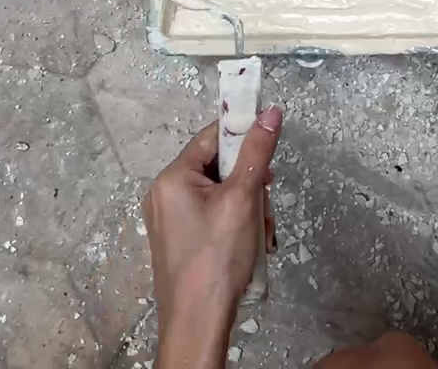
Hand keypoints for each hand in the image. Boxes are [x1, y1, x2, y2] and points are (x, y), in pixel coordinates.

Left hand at [146, 106, 282, 364]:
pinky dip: (236, 221)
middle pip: (219, 165)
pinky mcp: (181, 240)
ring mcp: (171, 220)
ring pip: (221, 192)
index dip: (243, 136)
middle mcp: (165, 194)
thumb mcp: (244, 196)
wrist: (199, 325)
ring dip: (248, 204)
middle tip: (265, 197)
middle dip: (249, 180)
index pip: (212, 136)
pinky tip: (251, 242)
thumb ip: (258, 150)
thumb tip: (272, 112)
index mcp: (172, 178)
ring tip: (260, 229)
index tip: (269, 145)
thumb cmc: (217, 257)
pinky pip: (214, 214)